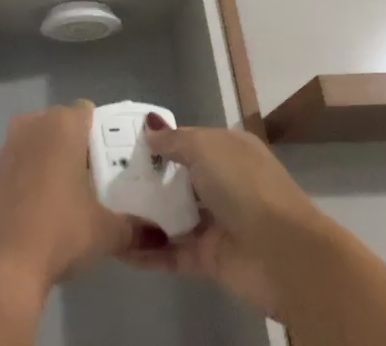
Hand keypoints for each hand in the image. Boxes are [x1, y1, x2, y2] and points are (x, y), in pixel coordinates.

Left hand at [0, 101, 152, 290]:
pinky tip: (44, 208)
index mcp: (63, 126)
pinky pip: (21, 163)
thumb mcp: (106, 233)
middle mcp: (32, 125)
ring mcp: (7, 146)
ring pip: (38, 143)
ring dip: (53, 160)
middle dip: (78, 146)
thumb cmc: (59, 231)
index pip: (87, 111)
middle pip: (62, 125)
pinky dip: (33, 177)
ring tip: (73, 195)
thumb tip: (160, 237)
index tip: (115, 160)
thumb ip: (136, 229)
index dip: (103, 133)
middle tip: (99, 178)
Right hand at [121, 115, 323, 318]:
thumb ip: (173, 140)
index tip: (121, 146)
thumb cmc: (245, 187)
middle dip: (144, 179)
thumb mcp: (206, 148)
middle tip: (102, 179)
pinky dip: (146, 251)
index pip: (187, 142)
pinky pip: (171, 252)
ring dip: (142, 216)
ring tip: (102, 211)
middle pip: (177, 179)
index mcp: (229, 151)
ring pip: (172, 216)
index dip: (157, 143)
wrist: (283, 255)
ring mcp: (216, 223)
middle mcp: (223, 184)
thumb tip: (148, 128)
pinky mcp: (208, 258)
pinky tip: (116, 247)